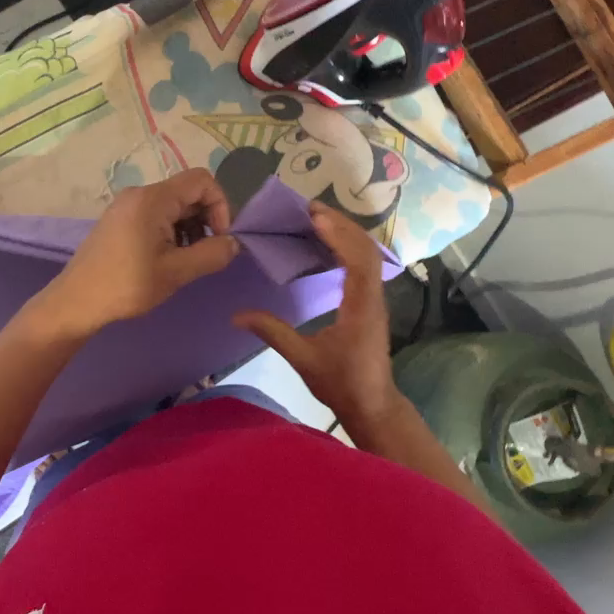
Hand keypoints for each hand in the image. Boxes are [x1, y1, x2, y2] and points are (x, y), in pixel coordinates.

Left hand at [23, 170, 238, 341]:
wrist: (77, 301)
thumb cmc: (127, 286)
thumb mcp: (176, 272)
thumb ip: (212, 254)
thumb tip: (233, 243)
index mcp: (153, 199)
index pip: (202, 180)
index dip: (220, 205)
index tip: (219, 238)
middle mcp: (139, 194)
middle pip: (188, 192)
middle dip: (205, 219)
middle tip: (204, 254)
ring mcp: (127, 205)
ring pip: (173, 205)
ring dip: (189, 228)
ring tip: (184, 260)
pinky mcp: (120, 219)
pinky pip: (156, 214)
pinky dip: (171, 231)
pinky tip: (166, 259)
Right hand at [233, 202, 407, 433]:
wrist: (372, 405)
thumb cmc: (341, 383)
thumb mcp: (303, 359)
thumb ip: (273, 332)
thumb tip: (237, 315)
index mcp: (361, 307)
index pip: (357, 261)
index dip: (339, 235)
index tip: (315, 218)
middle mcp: (373, 298)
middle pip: (367, 249)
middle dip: (342, 224)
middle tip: (309, 208)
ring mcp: (375, 300)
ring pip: (369, 255)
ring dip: (347, 233)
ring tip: (317, 219)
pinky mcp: (371, 304)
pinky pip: (365, 266)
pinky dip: (349, 248)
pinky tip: (329, 245)